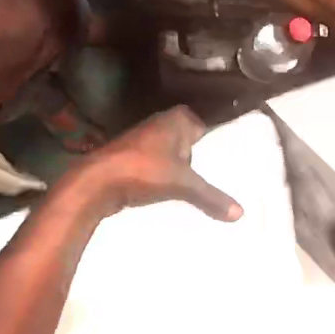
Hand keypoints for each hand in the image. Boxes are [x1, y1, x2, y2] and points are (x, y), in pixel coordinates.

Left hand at [48, 106, 242, 222]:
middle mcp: (158, 123)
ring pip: (168, 152)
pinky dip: (160, 174)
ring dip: (176, 166)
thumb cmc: (142, 171)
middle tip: (213, 173)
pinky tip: (166, 190)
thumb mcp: (183, 184)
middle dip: (195, 154)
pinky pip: (153, 163)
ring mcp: (140, 140)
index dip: (211, 138)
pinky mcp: (126, 158)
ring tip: (193, 184)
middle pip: (186, 139)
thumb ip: (212, 197)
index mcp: (175, 119)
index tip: (223, 155)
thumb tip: (241, 214)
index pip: (202, 123)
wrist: (92, 185)